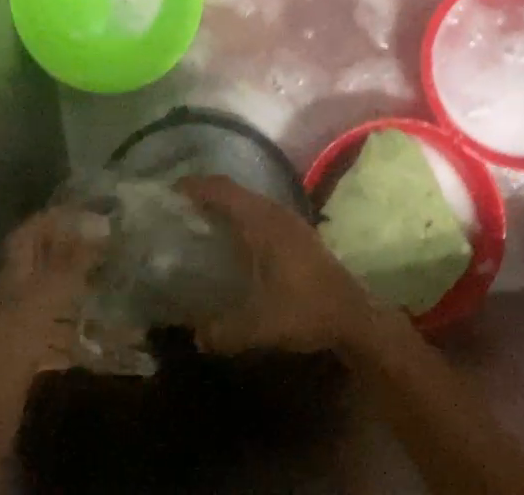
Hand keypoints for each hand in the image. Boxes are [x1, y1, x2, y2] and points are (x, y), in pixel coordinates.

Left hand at [0, 207, 106, 374]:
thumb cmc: (5, 351)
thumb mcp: (39, 303)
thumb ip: (68, 267)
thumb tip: (99, 226)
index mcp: (10, 280)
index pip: (28, 236)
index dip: (54, 220)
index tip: (89, 213)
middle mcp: (10, 301)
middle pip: (42, 270)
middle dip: (74, 258)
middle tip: (111, 253)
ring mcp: (17, 335)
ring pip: (53, 307)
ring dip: (81, 301)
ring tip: (115, 297)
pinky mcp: (25, 365)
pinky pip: (58, 344)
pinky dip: (81, 342)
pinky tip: (105, 346)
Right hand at [177, 175, 385, 355]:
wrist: (357, 317)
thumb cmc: (307, 311)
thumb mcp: (259, 326)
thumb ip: (223, 331)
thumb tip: (194, 337)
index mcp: (262, 222)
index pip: (221, 189)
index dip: (193, 186)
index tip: (167, 192)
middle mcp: (275, 213)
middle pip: (233, 191)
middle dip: (204, 195)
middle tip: (176, 210)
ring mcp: (290, 221)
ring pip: (248, 202)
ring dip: (223, 206)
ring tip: (198, 223)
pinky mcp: (298, 234)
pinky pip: (260, 213)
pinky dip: (240, 217)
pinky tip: (232, 242)